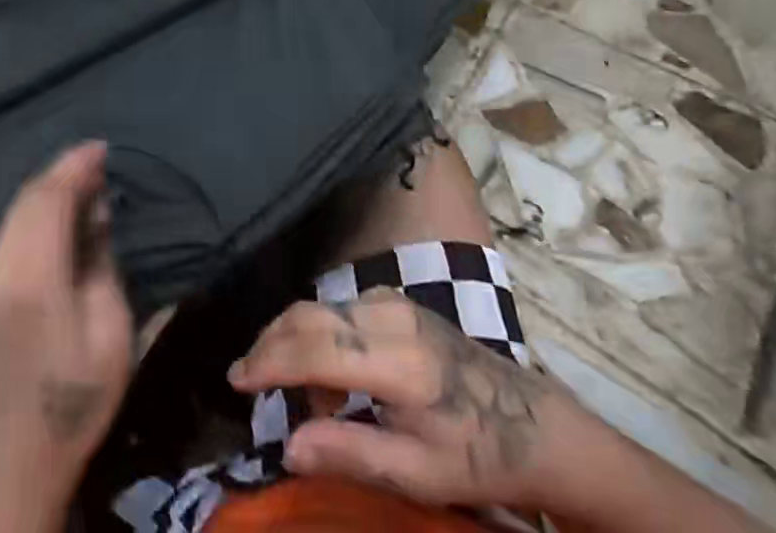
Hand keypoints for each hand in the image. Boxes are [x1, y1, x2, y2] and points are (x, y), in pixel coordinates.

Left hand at [0, 142, 134, 527]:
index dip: (73, 167)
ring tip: (78, 199)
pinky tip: (48, 237)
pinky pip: (1, 243)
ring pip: (10, 219)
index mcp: (28, 281)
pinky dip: (27, 228)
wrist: (5, 457)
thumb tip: (94, 213)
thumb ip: (99, 263)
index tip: (99, 149)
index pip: (46, 200)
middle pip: (24, 202)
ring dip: (43, 202)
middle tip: (94, 167)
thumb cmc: (72, 401)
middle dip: (60, 177)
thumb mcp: (110, 334)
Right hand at [228, 288, 601, 511]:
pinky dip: (313, 335)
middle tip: (245, 379)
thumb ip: (350, 454)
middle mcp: (391, 318)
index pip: (315, 350)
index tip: (236, 382)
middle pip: (307, 318)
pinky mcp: (392, 301)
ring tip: (284, 388)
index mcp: (402, 364)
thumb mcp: (420, 473)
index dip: (269, 364)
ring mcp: (392, 303)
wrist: (539, 426)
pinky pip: (334, 310)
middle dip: (269, 346)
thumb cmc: (480, 456)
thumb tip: (286, 448)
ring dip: (289, 342)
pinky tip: (321, 374)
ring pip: (316, 310)